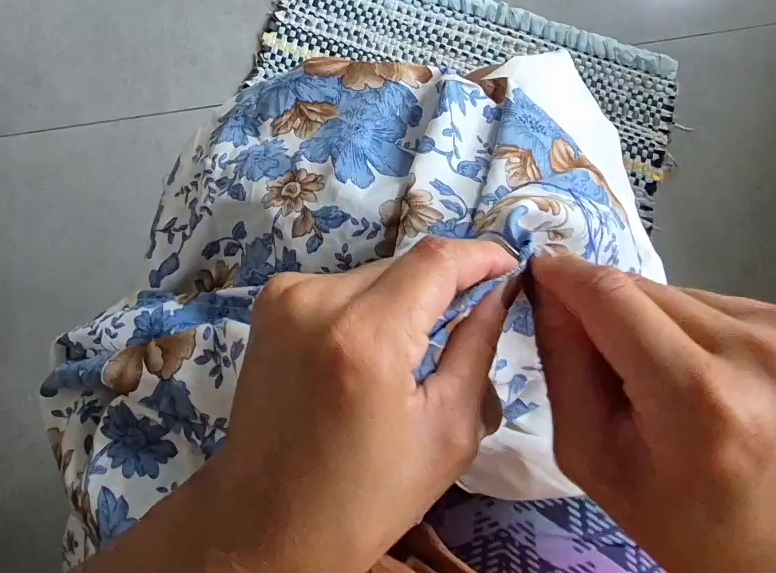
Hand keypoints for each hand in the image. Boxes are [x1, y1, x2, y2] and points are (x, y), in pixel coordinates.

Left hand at [82, 237, 517, 572]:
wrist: (267, 520)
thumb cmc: (367, 495)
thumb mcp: (445, 432)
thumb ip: (476, 348)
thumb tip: (498, 291)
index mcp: (367, 337)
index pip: (435, 261)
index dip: (479, 255)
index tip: (508, 265)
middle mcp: (319, 299)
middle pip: (404, 266)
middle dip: (443, 285)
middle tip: (470, 318)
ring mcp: (286, 295)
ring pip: (373, 274)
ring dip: (403, 298)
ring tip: (410, 351)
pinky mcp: (269, 301)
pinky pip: (339, 285)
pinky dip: (365, 307)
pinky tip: (365, 353)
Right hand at [530, 254, 775, 572]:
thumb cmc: (687, 522)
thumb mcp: (594, 457)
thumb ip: (561, 363)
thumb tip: (550, 286)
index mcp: (698, 399)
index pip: (609, 295)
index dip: (565, 275)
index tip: (539, 272)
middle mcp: (757, 355)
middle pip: (642, 290)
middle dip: (609, 311)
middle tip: (608, 361)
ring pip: (680, 293)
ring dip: (657, 321)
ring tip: (672, 379)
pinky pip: (720, 302)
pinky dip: (700, 329)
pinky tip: (717, 377)